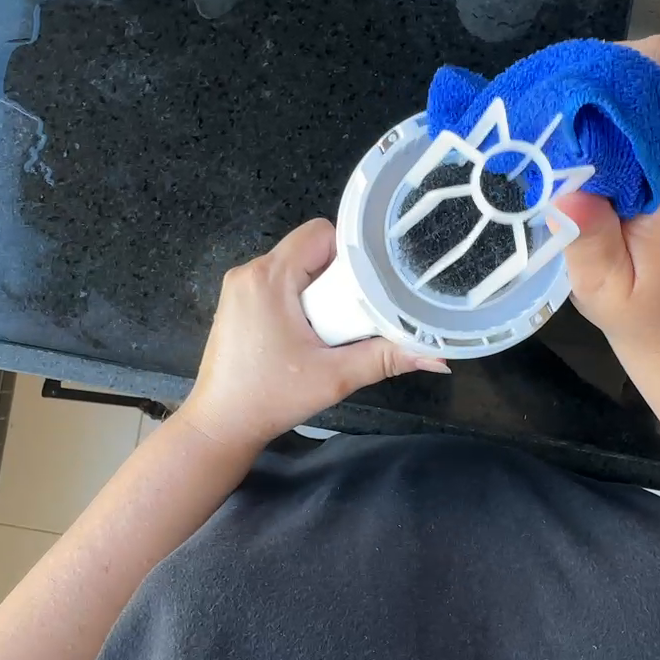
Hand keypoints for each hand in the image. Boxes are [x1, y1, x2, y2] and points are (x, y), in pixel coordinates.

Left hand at [175, 219, 449, 450]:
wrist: (220, 426)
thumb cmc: (271, 398)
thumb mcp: (334, 376)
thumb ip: (386, 359)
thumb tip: (439, 357)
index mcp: (269, 277)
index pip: (320, 233)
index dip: (350, 252)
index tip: (370, 282)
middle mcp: (249, 272)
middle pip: (309, 250)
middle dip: (337, 276)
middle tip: (357, 311)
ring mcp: (238, 288)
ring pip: (294, 268)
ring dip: (319, 290)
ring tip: (336, 325)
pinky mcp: (236, 306)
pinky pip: (277, 285)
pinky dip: (299, 300)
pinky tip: (311, 332)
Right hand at [559, 34, 659, 355]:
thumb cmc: (643, 308)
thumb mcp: (607, 290)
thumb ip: (591, 244)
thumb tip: (567, 196)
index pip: (659, 90)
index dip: (604, 84)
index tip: (556, 109)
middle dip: (602, 78)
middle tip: (552, 112)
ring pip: (656, 77)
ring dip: (607, 89)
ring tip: (564, 123)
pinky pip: (654, 100)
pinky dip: (616, 105)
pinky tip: (584, 136)